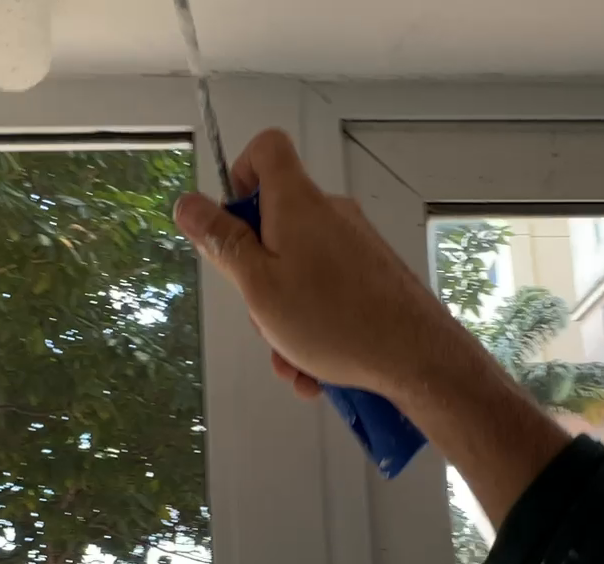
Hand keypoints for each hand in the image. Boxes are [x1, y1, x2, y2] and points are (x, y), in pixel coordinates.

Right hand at [173, 129, 478, 405]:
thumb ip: (223, 243)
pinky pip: (330, 298)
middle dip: (259, 279)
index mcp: (297, 204)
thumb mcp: (259, 286)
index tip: (232, 224)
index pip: (267, 150)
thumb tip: (188, 203)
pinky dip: (316, 332)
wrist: (415, 357)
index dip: (240, 176)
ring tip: (293, 364)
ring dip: (286, 322)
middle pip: (278, 228)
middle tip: (263, 320)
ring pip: (302, 275)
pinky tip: (316, 373)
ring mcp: (357, 249)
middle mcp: (331, 216)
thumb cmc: (333, 320)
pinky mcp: (375, 280)